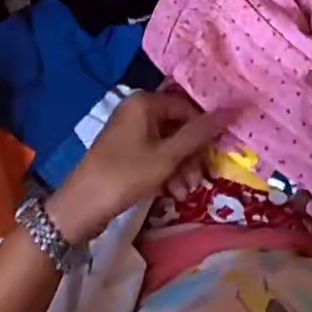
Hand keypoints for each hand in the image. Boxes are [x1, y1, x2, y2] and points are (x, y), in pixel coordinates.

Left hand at [47, 91, 228, 242]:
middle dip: (191, 154)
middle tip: (200, 178)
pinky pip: (154, 154)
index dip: (204, 129)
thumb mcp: (167, 156)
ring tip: (186, 191)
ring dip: (181, 167)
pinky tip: (173, 192)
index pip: (187, 107)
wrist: (78, 210)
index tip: (215, 152)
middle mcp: (137, 109)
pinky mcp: (124, 152)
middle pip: (178, 126)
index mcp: (145, 101)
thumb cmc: (125, 175)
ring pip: (167, 143)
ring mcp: (129, 131)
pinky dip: (166, 171)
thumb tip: (234, 109)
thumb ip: (200, 133)